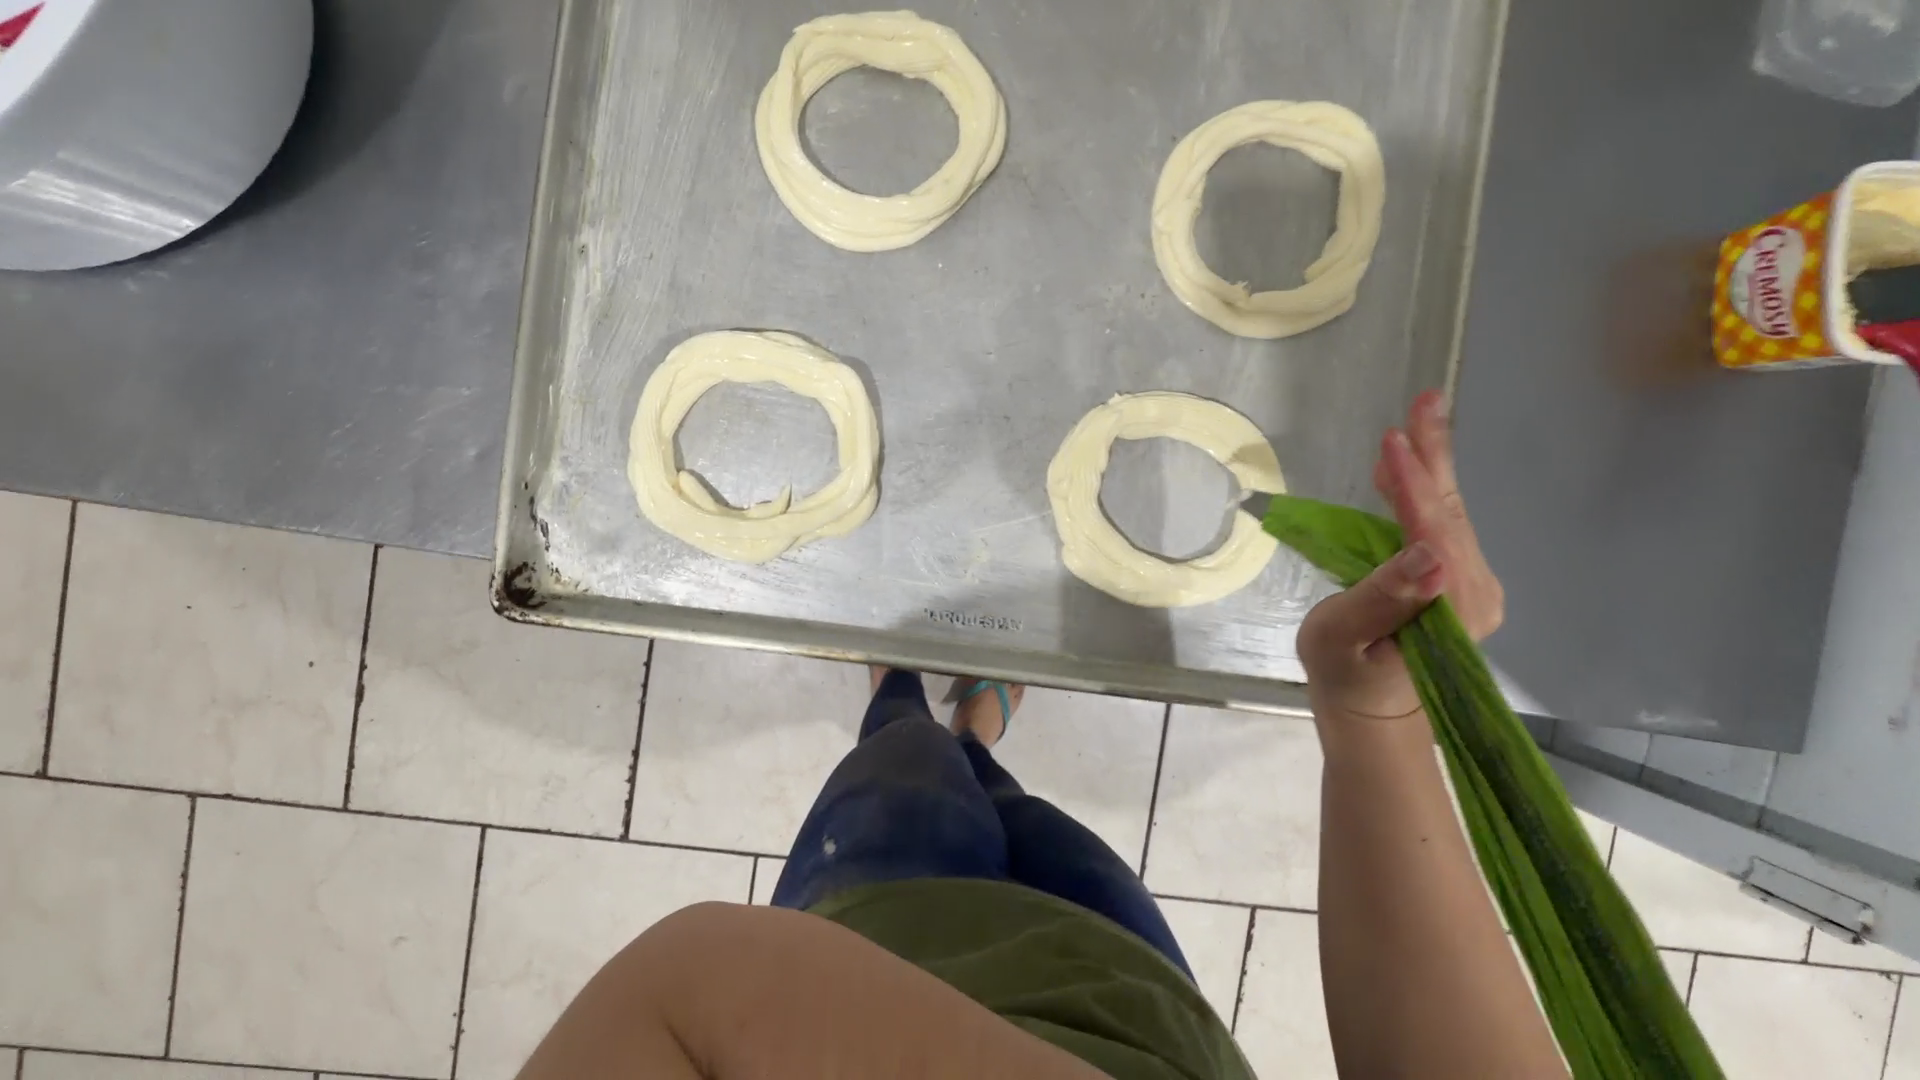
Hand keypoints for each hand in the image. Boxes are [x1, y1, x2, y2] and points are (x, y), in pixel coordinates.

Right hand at [1298, 390, 1504, 722]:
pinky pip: (1442, 528)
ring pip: (1450, 515)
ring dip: (1431, 468)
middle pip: (1452, 513)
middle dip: (1435, 456)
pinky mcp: (1461, 584)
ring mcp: (1474, 588)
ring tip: (1414, 422)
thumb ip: (1382, 597)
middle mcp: (1477, 593)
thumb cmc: (1346, 677)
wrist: (1373, 713)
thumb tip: (1427, 555)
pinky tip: (1407, 471)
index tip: (1391, 439)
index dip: (1414, 484)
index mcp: (1451, 609)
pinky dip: (1424, 494)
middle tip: (1426, 400)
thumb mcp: (1343, 639)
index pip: (1432, 532)